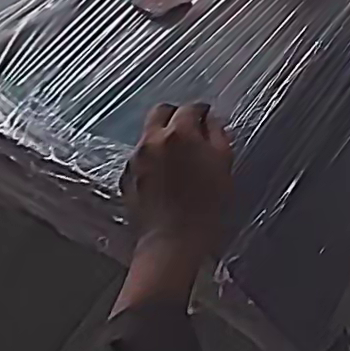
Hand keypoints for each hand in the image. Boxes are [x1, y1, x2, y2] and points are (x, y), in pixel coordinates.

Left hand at [122, 102, 233, 256]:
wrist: (172, 243)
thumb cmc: (206, 205)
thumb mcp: (223, 165)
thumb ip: (218, 135)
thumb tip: (211, 122)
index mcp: (179, 133)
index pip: (190, 107)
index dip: (202, 112)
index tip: (208, 120)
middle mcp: (152, 139)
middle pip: (161, 111)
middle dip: (176, 116)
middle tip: (190, 131)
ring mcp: (135, 158)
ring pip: (149, 134)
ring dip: (163, 137)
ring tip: (177, 158)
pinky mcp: (126, 177)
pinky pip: (140, 157)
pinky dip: (152, 158)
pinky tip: (164, 176)